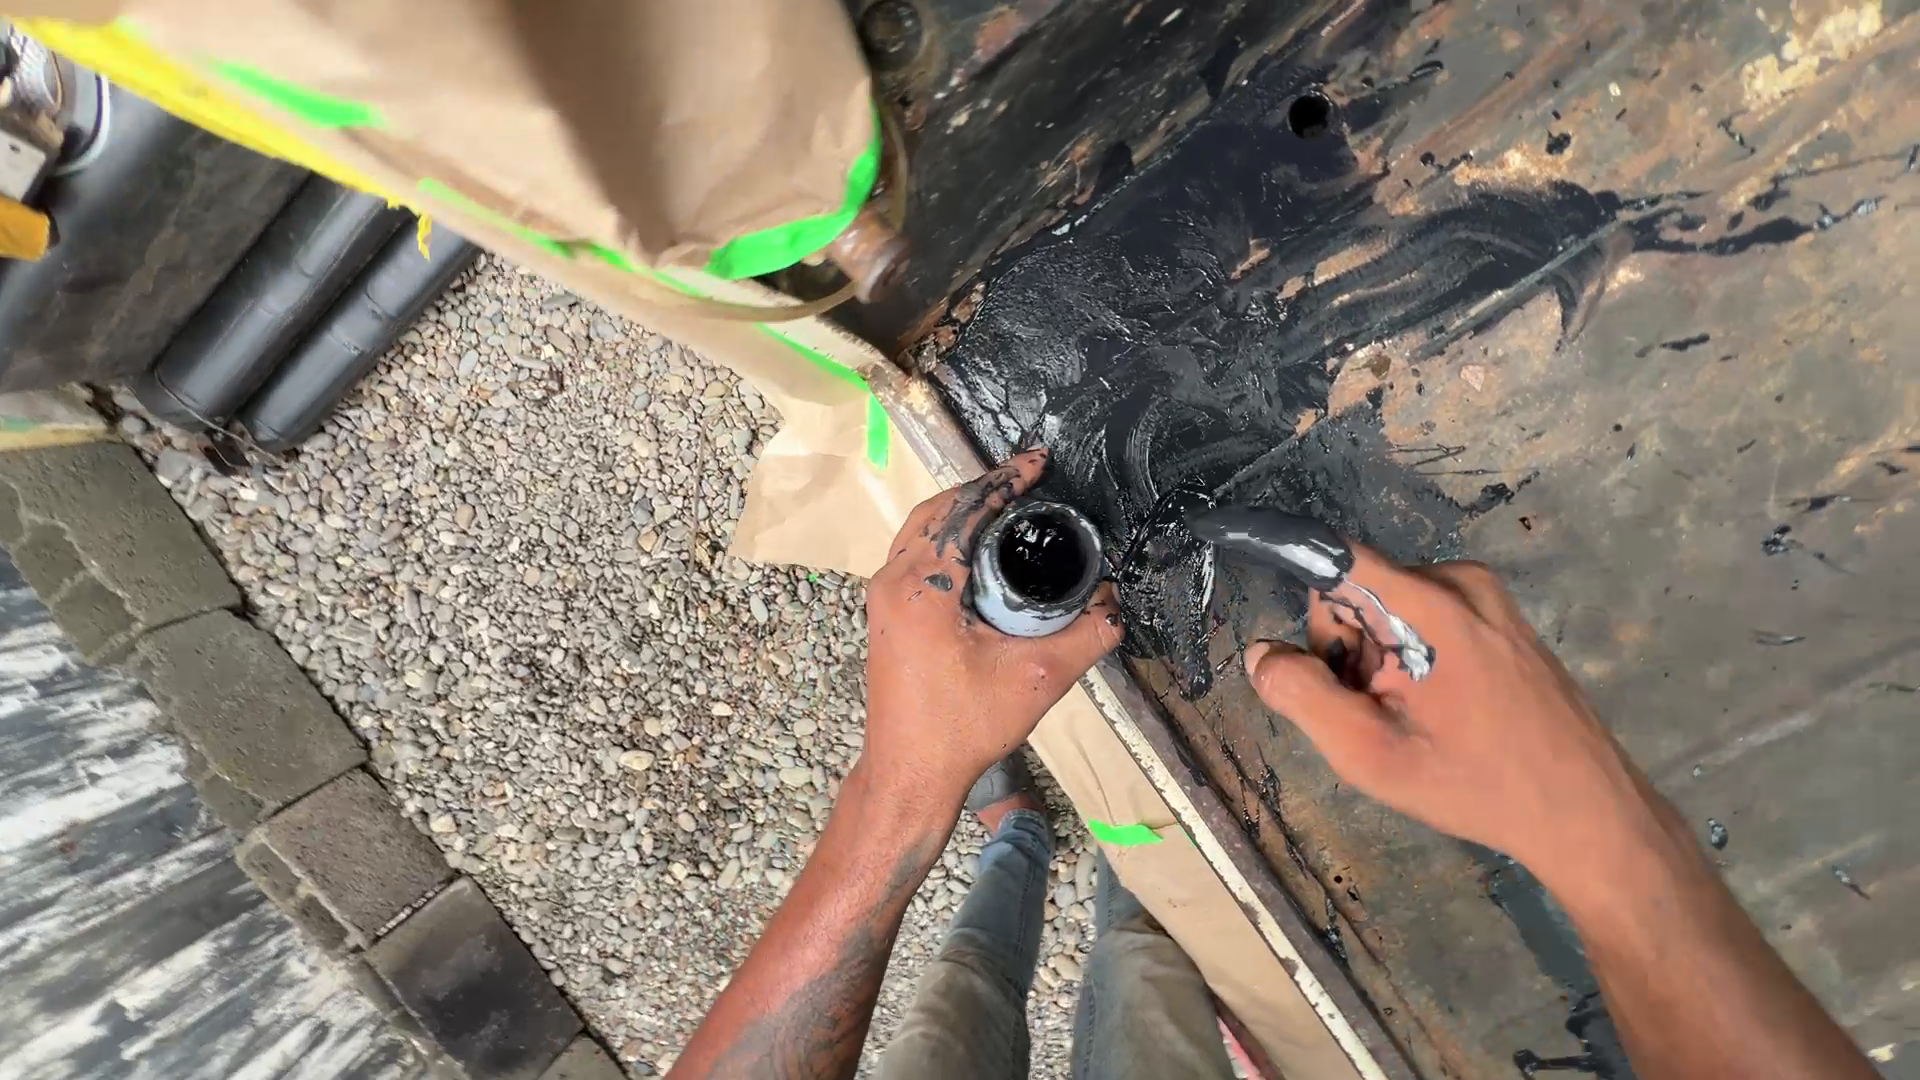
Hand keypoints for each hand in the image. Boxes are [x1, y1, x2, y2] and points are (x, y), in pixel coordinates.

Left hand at [863, 448, 1123, 810]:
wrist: (910, 772)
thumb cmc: (963, 728)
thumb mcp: (1037, 678)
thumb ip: (1087, 635)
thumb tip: (1116, 603)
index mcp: (921, 587)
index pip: (964, 511)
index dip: (1005, 481)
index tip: (1037, 462)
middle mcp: (892, 582)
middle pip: (938, 510)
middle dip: (982, 488)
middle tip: (1026, 482)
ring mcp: (882, 597)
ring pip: (921, 529)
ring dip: (961, 509)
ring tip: (1007, 504)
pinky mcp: (885, 613)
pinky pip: (915, 552)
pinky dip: (946, 535)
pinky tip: (977, 544)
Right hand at [1243, 547, 1677, 890]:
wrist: (1589, 817)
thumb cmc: (1474, 784)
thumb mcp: (1368, 753)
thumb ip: (1300, 694)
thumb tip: (1262, 653)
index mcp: (1428, 605)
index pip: (1329, 554)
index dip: (1271, 538)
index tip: (1220, 525)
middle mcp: (1455, 581)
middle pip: (1347, 593)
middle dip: (1339, 647)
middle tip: (1372, 708)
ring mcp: (1481, 595)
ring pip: (1376, 606)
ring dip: (1369, 657)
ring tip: (1407, 713)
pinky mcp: (1492, 613)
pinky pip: (1410, 614)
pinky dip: (1399, 655)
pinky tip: (1431, 704)